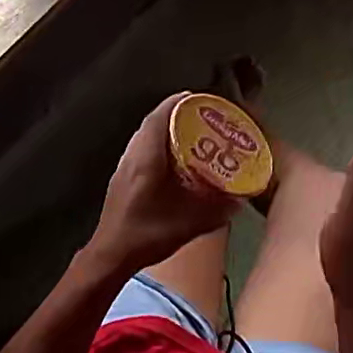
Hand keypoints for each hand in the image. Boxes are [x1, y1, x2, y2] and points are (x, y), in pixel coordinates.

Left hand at [85, 92, 240, 274]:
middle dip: (176, 115)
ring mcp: (124, 167)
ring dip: (166, 130)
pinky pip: (142, 150)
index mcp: (145, 157)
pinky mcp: (122, 179)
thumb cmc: (147, 234)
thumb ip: (218, 210)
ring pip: (145, 137)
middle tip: (201, 117)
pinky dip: (159, 146)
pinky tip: (175, 161)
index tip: (197, 97)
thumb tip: (242, 199)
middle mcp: (132, 156)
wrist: (111, 255)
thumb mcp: (190, 223)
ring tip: (192, 135)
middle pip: (152, 123)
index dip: (177, 103)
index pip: (159, 117)